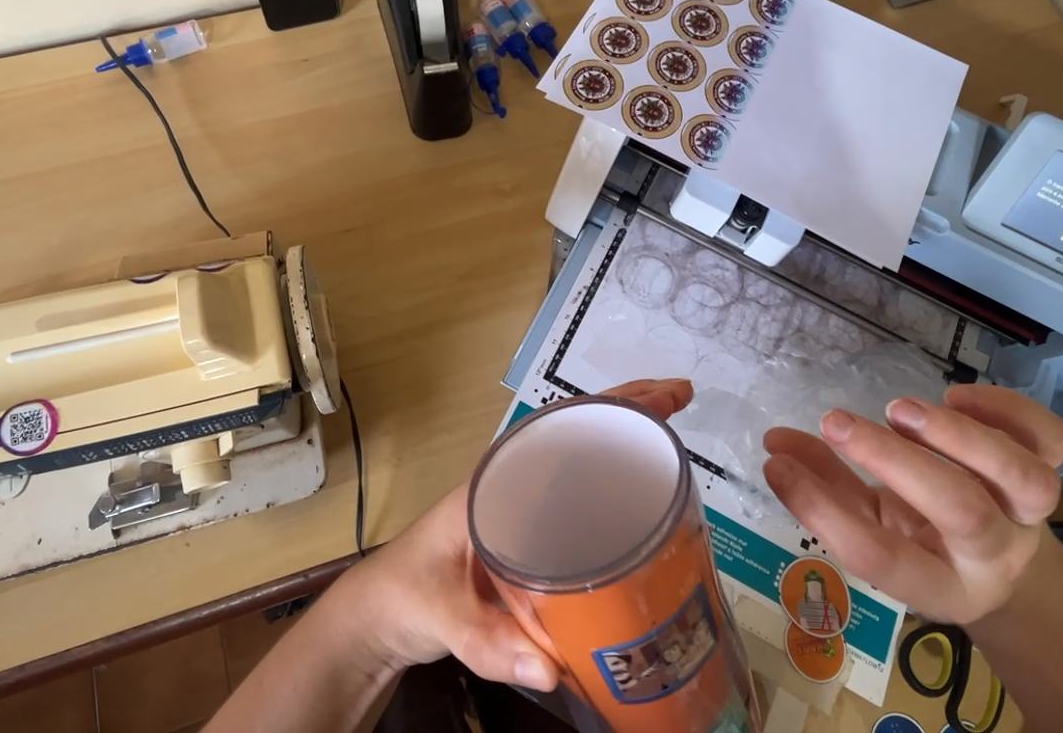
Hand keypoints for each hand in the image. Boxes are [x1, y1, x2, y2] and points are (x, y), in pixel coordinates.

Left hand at [341, 378, 695, 692]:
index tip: (663, 396)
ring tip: (676, 450)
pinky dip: (614, 497)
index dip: (613, 405)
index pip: (561, 424)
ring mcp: (526, 511)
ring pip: (584, 468)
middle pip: (581, 436)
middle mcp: (517, 485)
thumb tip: (551, 667)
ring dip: (626, 452)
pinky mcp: (533, 541)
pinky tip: (644, 511)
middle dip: (631, 417)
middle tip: (684, 406)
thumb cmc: (403, 594)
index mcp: (498, 481)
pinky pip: (581, 507)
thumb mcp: (440, 613)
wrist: (378, 619)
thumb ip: (485, 638)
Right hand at [761, 384, 1062, 625]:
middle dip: (894, 460)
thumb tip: (774, 445)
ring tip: (898, 409)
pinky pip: (1049, 439)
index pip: (880, 558)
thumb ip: (823, 488)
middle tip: (835, 423)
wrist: (998, 556)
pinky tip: (955, 395)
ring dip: (959, 435)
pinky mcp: (1046, 468)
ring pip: (1025, 478)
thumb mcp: (868, 528)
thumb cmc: (916, 539)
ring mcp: (1028, 512)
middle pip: (960, 510)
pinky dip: (1008, 410)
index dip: (823, 512)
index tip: (777, 464)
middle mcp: (992, 554)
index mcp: (940, 583)